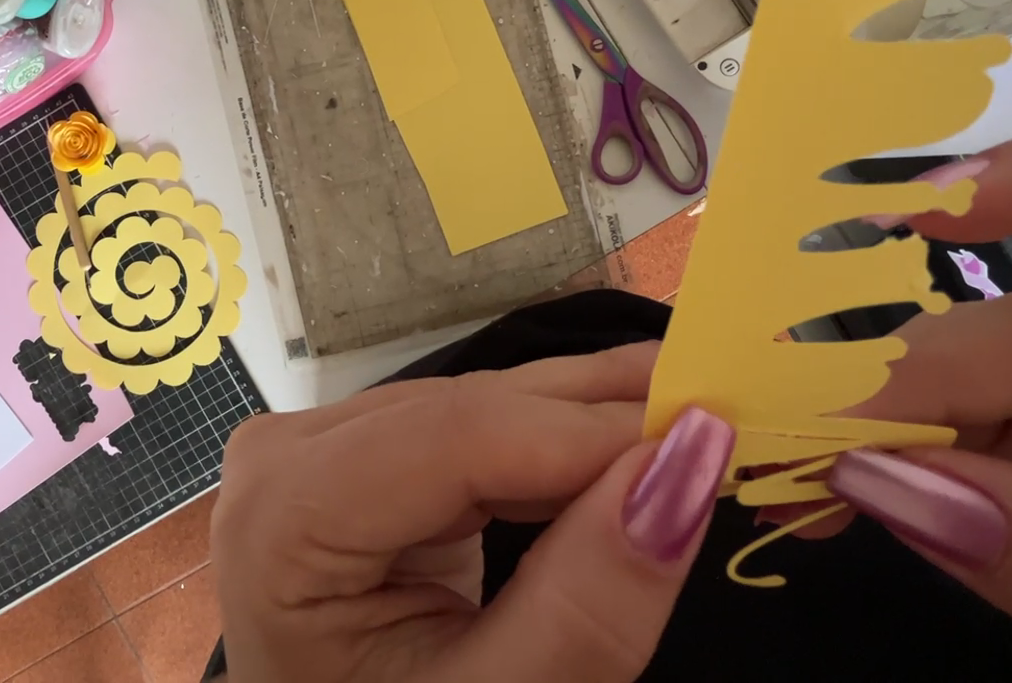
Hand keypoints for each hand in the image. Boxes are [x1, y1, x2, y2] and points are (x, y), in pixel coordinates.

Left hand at [211, 343, 733, 682]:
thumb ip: (586, 602)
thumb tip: (684, 466)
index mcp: (287, 510)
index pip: (457, 434)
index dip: (591, 431)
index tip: (713, 432)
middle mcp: (293, 449)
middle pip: (470, 411)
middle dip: (602, 417)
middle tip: (725, 407)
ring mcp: (320, 443)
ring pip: (480, 409)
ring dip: (587, 419)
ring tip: (689, 409)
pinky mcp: (356, 452)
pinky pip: (468, 431)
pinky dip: (549, 445)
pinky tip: (620, 441)